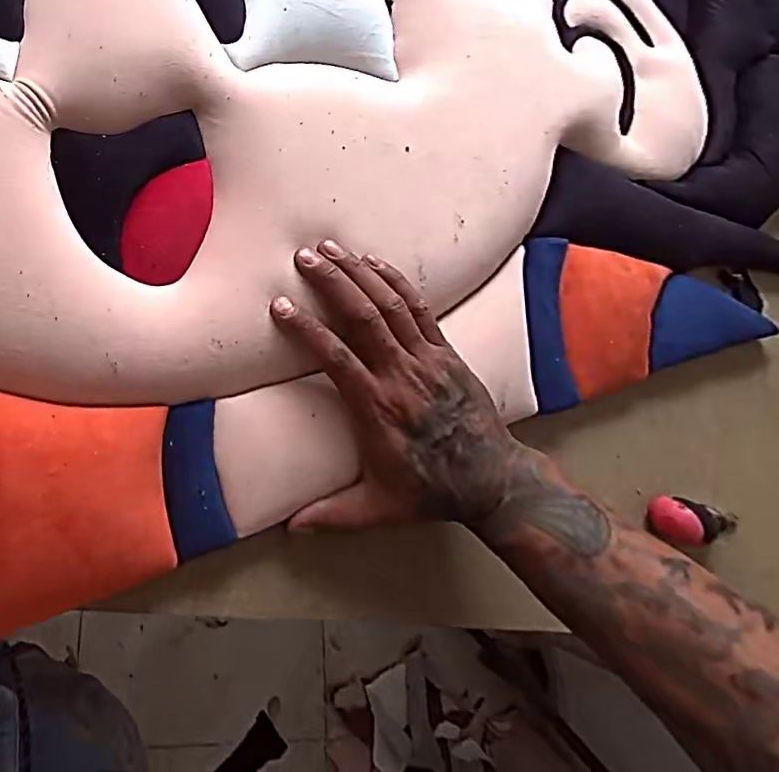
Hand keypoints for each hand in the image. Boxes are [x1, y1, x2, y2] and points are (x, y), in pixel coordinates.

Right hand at [269, 239, 532, 530]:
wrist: (498, 483)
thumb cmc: (431, 493)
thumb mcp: (378, 508)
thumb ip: (331, 515)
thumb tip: (288, 530)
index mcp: (378, 407)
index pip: (334, 357)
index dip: (305, 328)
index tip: (280, 306)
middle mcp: (402, 376)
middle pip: (363, 317)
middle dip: (332, 282)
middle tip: (303, 257)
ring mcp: (429, 360)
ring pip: (391, 305)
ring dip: (359, 273)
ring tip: (330, 248)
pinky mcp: (447, 353)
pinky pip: (420, 309)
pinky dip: (396, 281)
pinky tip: (373, 262)